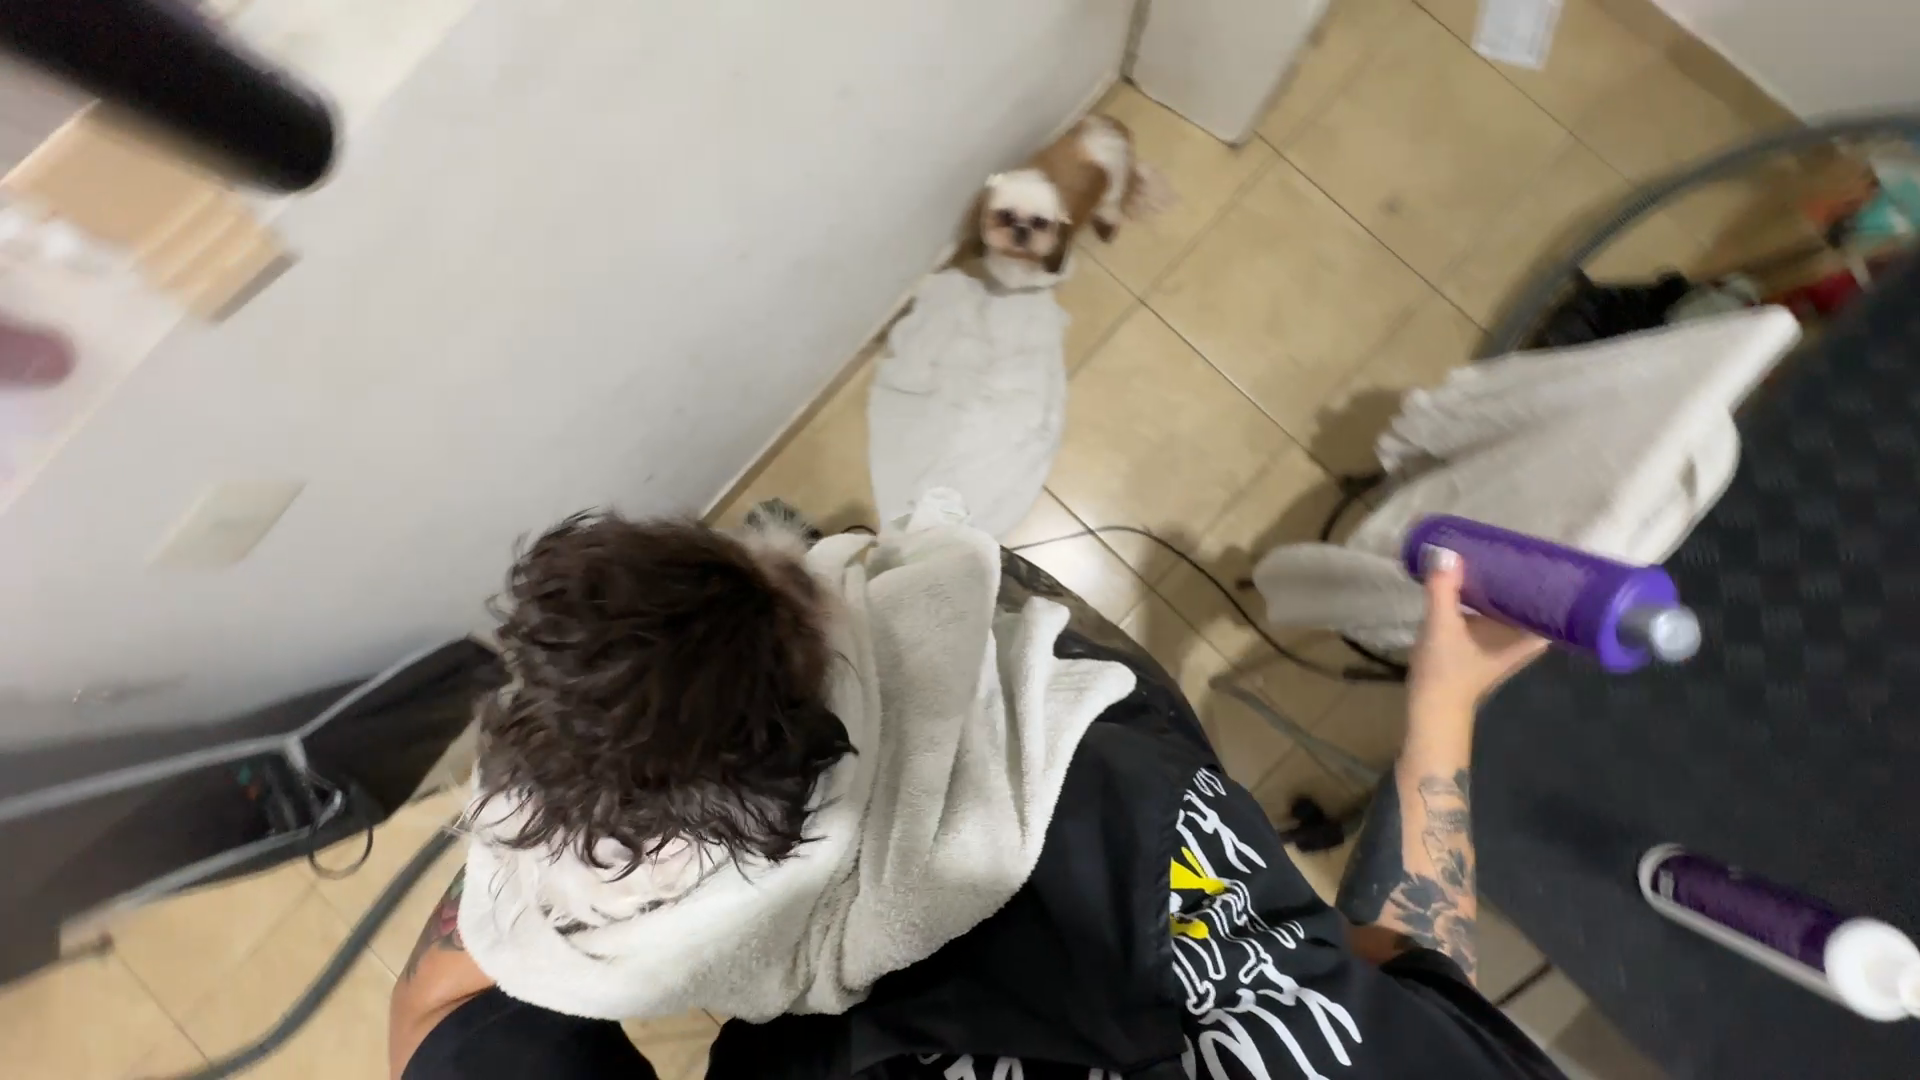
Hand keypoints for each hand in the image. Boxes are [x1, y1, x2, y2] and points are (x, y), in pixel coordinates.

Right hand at [1407, 547, 1548, 714]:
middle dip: (1523, 573)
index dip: (1552, 573)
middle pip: (1534, 598)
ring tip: (1491, 556)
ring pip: (1514, 605)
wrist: (1433, 705)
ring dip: (1504, 585)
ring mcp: (1510, 641)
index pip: (1556, 597)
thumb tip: (1445, 552)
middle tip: (1512, 544)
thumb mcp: (1441, 625)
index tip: (1544, 547)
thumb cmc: (1447, 669)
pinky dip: (1489, 598)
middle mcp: (1528, 636)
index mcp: (1530, 633)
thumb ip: (1443, 589)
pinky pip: (1499, 612)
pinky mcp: (1492, 643)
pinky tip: (1472, 583)